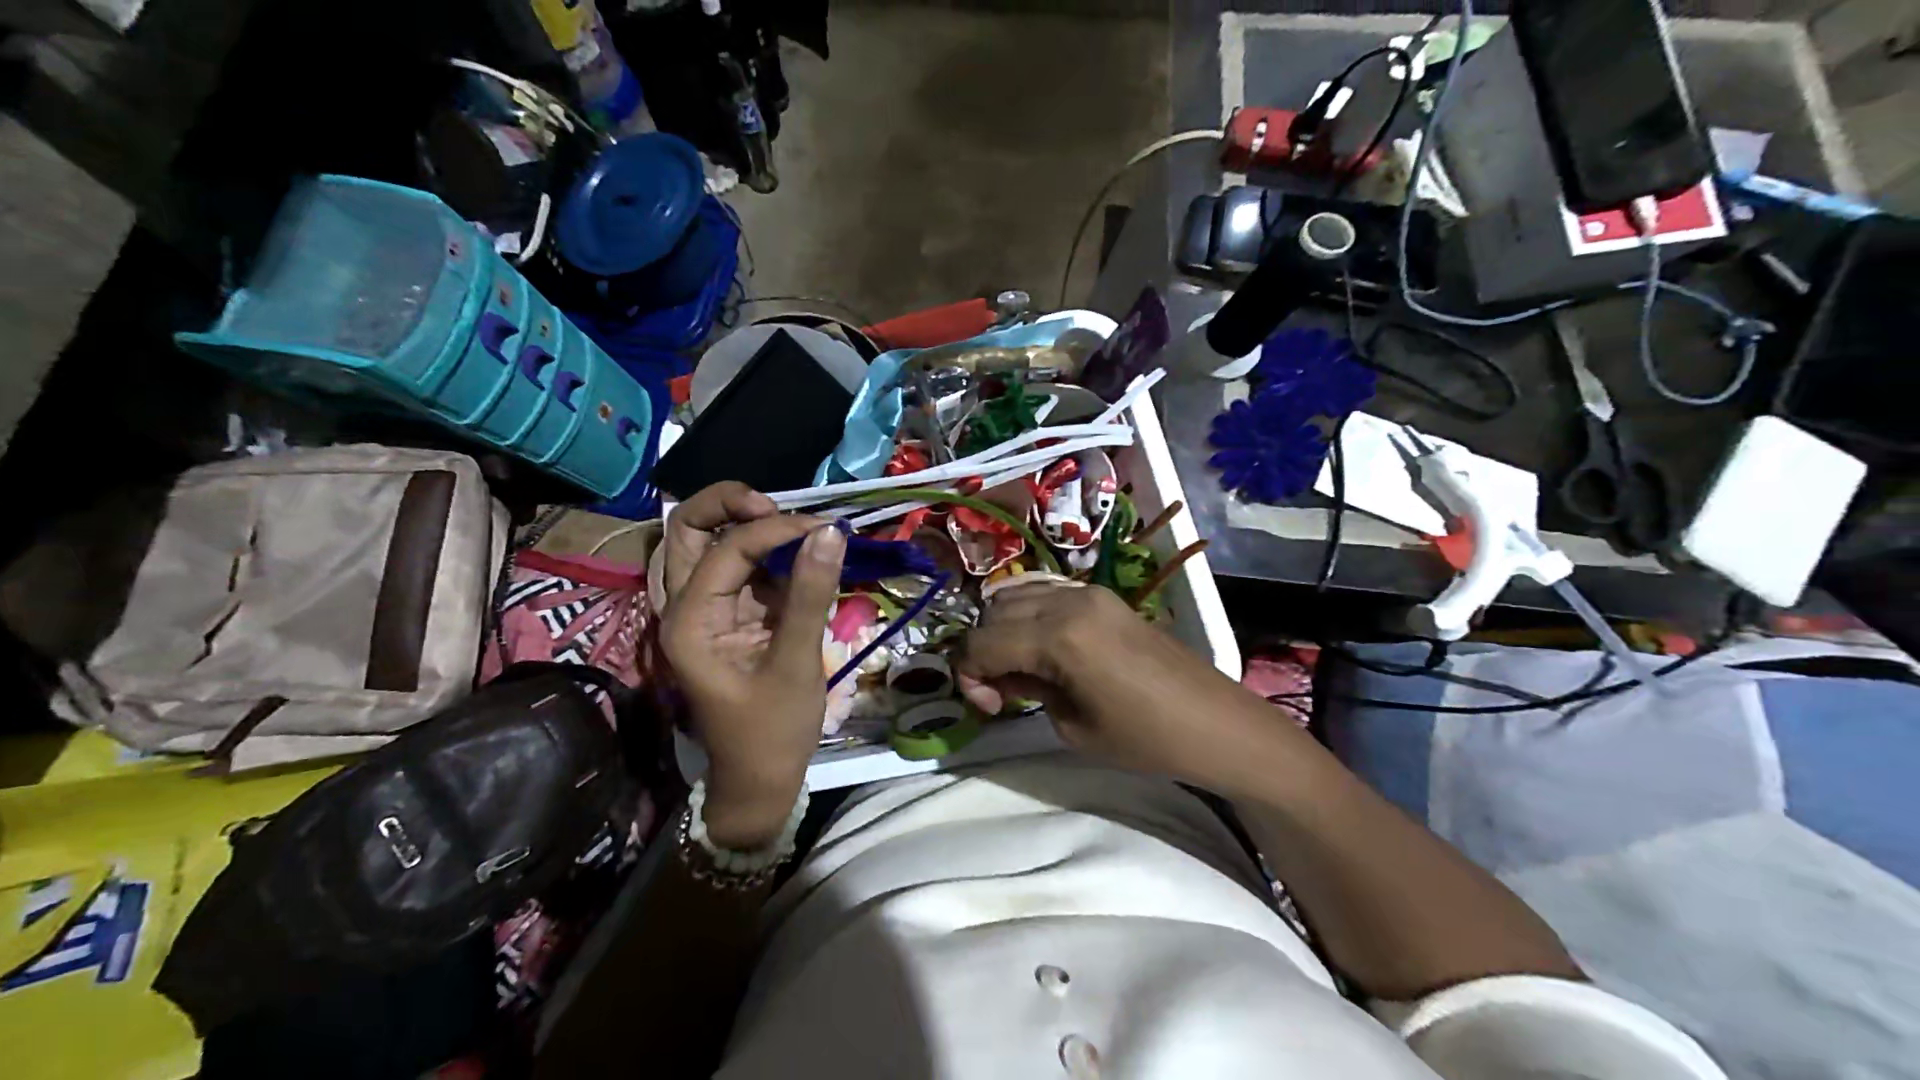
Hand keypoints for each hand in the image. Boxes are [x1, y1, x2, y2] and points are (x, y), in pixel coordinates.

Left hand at [658, 483, 844, 847]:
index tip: (824, 528)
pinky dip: (769, 550)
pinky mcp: (731, 615)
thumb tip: (831, 530)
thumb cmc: (772, 731)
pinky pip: (741, 565)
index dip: (774, 530)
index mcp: (689, 622)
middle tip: (778, 505)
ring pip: (709, 541)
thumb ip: (810, 594)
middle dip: (729, 505)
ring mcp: (707, 609)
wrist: (760, 780)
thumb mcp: (795, 663)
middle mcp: (686, 606)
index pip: (725, 550)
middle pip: (688, 530)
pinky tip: (802, 549)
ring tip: (797, 525)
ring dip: (748, 523)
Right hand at [955, 579, 1289, 786]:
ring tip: (1022, 668)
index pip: (980, 641)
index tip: (989, 706)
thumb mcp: (1072, 726)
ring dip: (1003, 629)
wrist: (1214, 722)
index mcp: (1058, 635)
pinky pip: (1045, 590)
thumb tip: (1002, 675)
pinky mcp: (1102, 594)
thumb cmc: (1146, 739)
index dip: (968, 674)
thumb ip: (1027, 689)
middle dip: (983, 650)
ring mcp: (1087, 590)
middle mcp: (1068, 599)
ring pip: (1014, 594)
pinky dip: (1028, 613)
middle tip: (1001, 691)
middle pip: (992, 611)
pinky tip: (1042, 646)